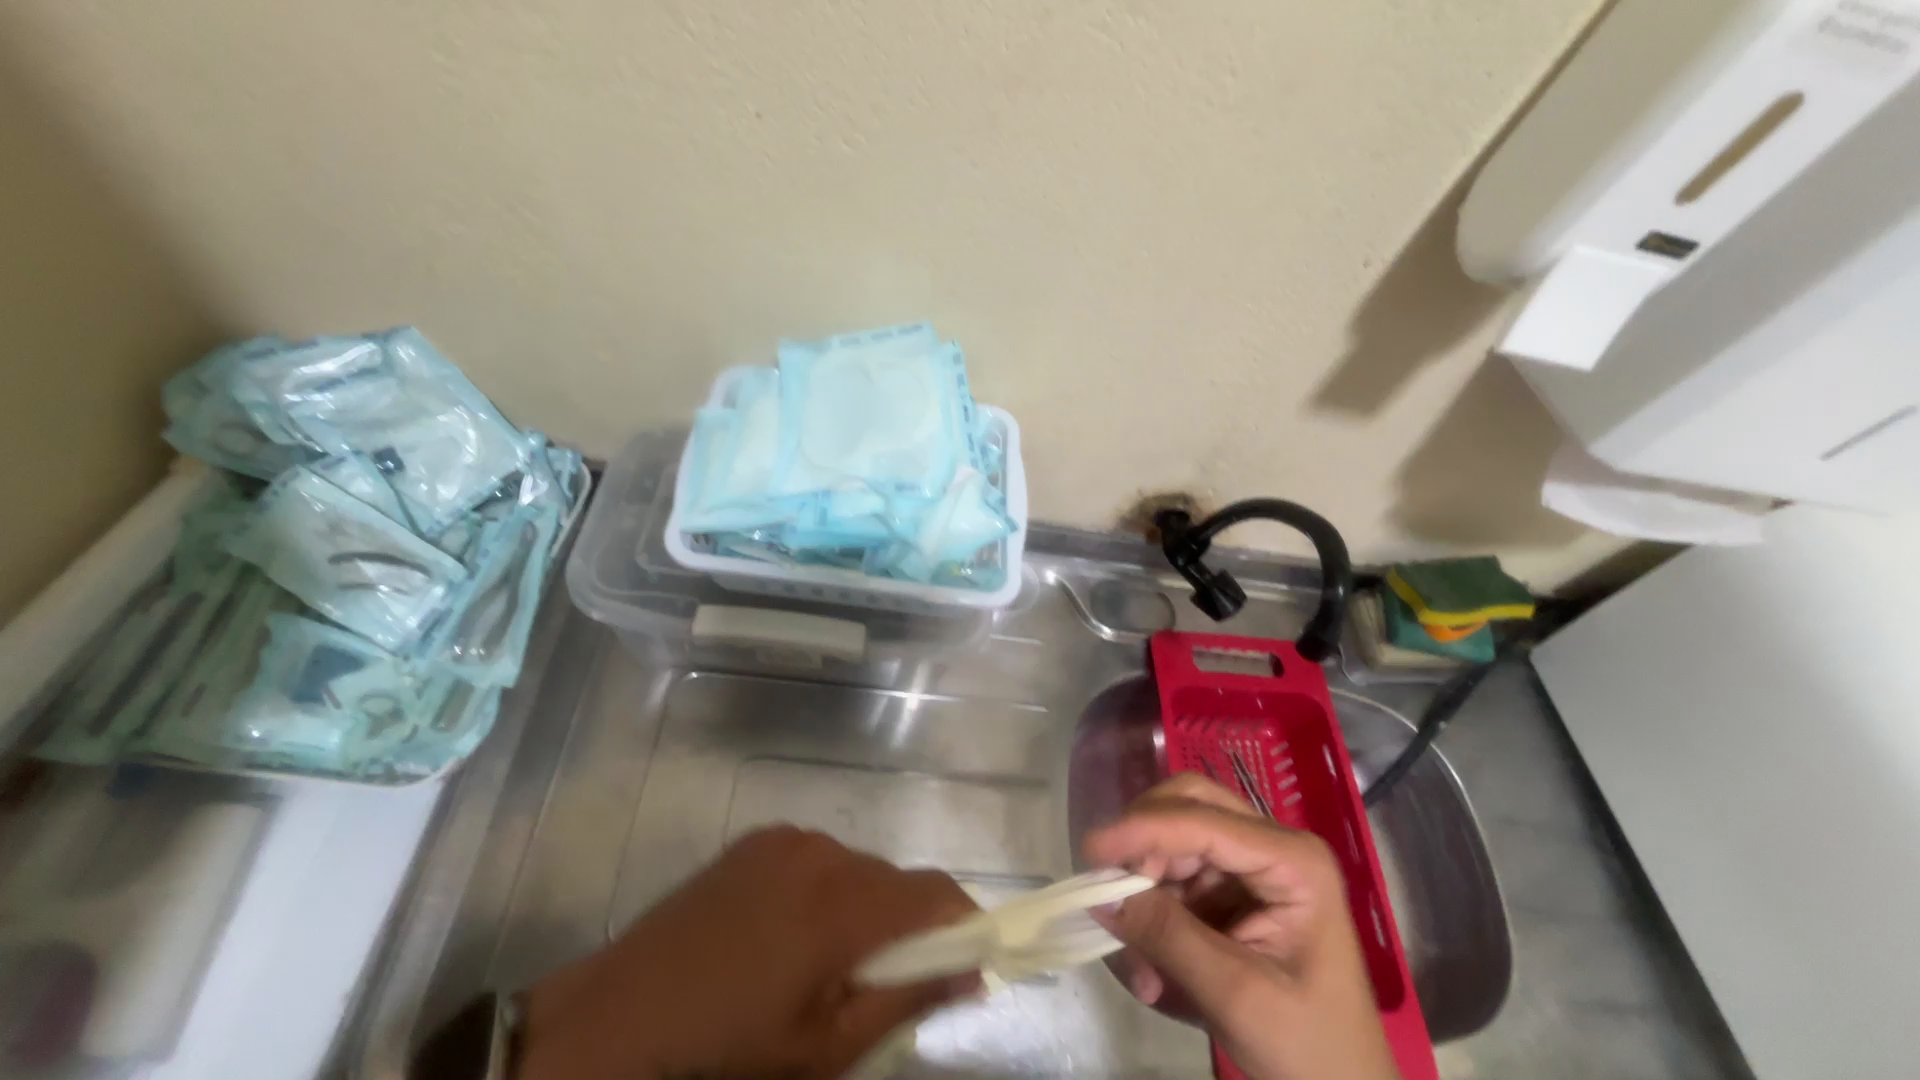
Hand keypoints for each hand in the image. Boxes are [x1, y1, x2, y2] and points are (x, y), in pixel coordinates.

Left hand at [518, 826, 978, 1079]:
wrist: (617, 1020)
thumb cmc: (730, 1049)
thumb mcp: (828, 1046)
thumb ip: (908, 998)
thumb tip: (975, 970)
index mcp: (842, 904)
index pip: (937, 893)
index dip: (964, 925)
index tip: (964, 965)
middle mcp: (821, 853)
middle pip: (897, 881)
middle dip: (908, 927)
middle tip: (883, 983)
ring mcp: (784, 841)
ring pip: (858, 869)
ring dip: (863, 908)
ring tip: (826, 963)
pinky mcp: (755, 841)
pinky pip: (817, 859)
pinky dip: (824, 890)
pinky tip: (787, 934)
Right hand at [1084, 775, 1398, 1079]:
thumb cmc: (1308, 1046)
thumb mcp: (1235, 994)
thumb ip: (1168, 937)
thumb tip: (1102, 898)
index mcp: (1292, 861)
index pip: (1203, 821)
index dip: (1142, 829)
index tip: (1089, 851)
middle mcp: (1272, 848)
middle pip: (1189, 808)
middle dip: (1143, 843)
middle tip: (1109, 889)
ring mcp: (1252, 868)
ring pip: (1174, 844)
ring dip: (1144, 891)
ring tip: (1139, 966)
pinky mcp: (1233, 893)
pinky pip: (1175, 879)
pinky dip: (1153, 914)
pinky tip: (1152, 970)